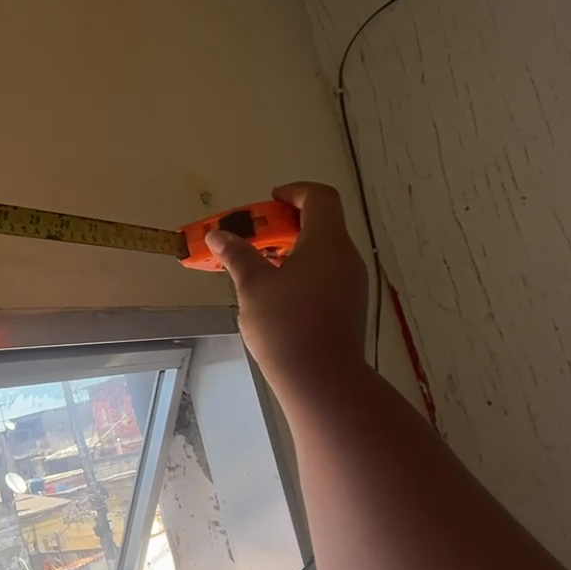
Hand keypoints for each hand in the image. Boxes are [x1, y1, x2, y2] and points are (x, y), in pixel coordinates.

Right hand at [206, 181, 368, 399]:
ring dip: (291, 251)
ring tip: (258, 268)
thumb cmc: (285, 325)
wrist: (320, 377)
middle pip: (321, 225)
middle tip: (253, 238)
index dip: (294, 192)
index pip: (320, 198)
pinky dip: (301, 271)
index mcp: (327, 243)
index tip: (268, 202)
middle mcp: (346, 257)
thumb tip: (219, 234)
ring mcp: (351, 283)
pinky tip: (275, 294)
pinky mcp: (348, 305)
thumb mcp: (253, 287)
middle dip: (285, 225)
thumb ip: (238, 256)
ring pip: (322, 253)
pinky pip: (325, 275)